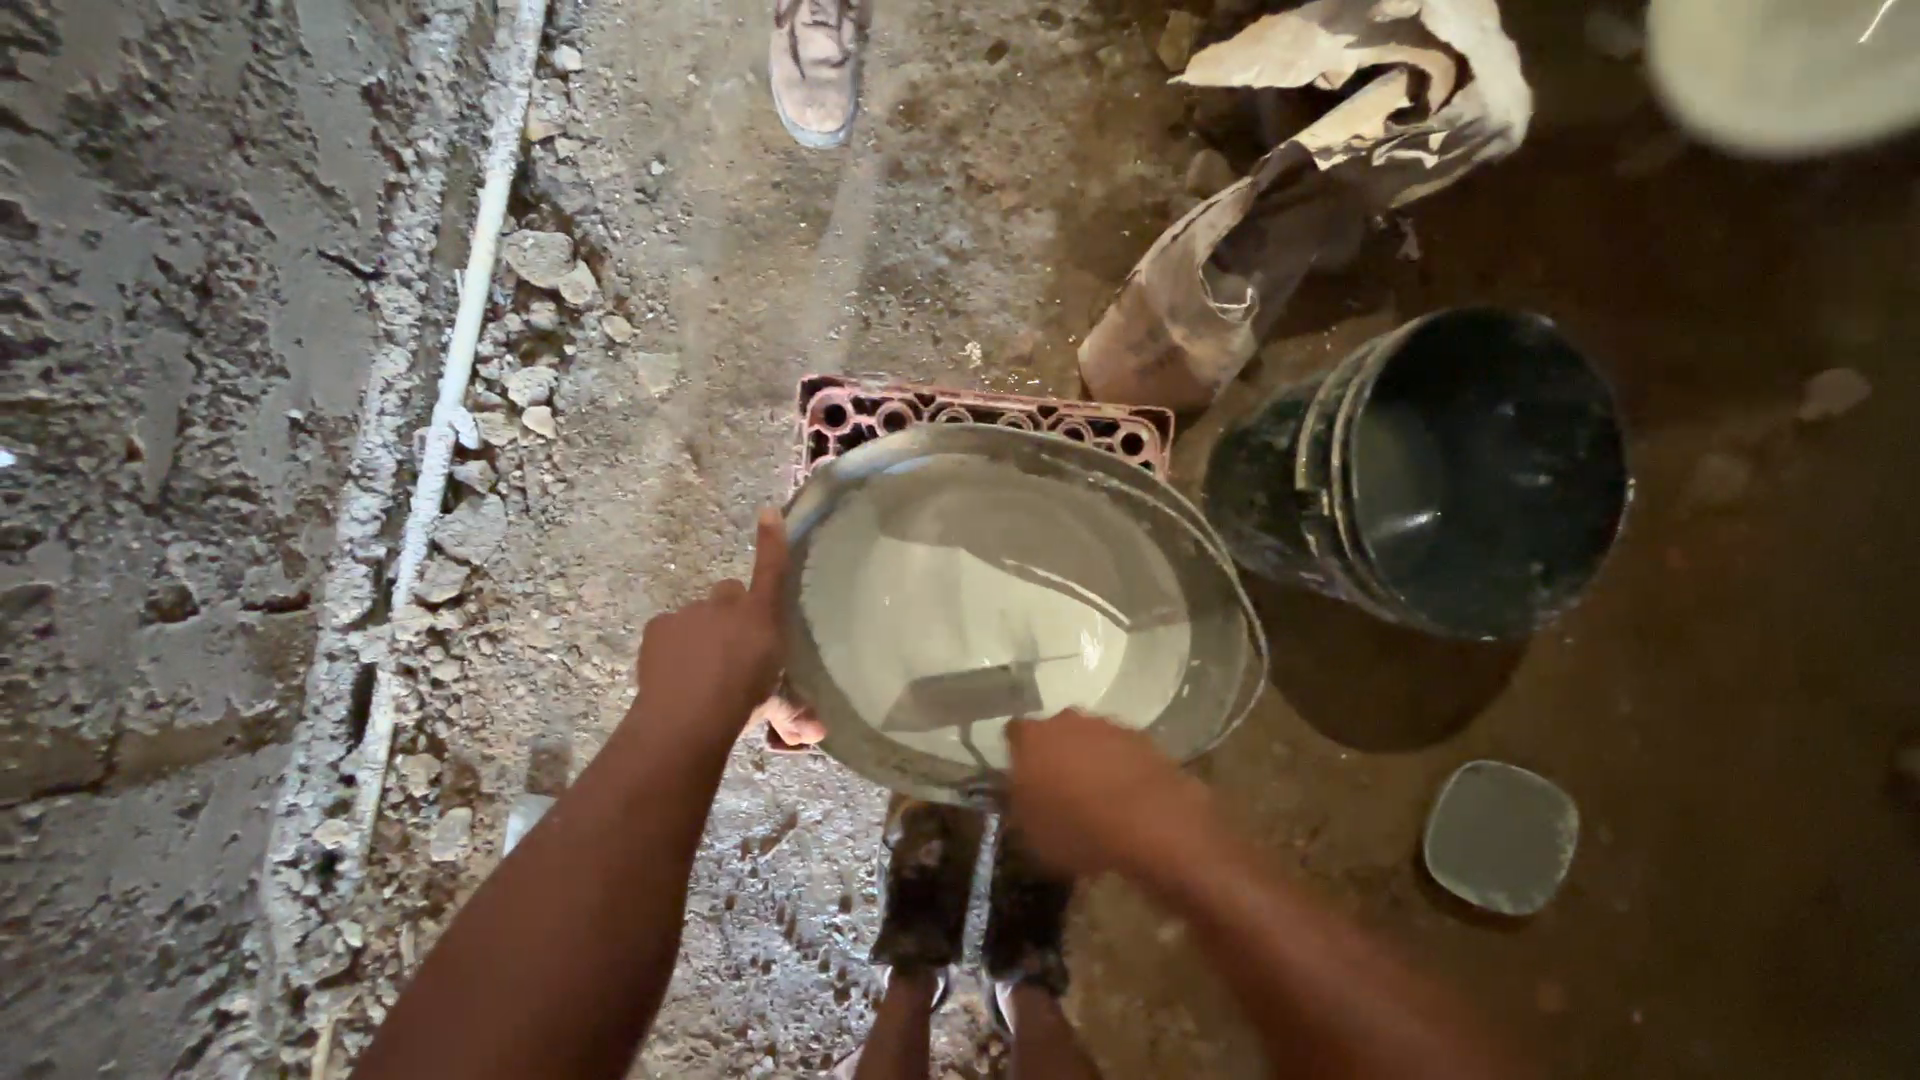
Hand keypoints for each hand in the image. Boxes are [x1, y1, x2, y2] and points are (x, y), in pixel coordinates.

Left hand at [633, 507, 788, 733]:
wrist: (685, 717)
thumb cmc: (742, 706)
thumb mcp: (773, 708)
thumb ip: (794, 713)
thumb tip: (817, 736)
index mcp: (761, 618)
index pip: (771, 571)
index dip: (772, 541)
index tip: (769, 511)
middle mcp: (726, 606)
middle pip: (729, 593)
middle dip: (730, 613)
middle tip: (730, 648)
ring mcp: (690, 613)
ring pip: (698, 614)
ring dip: (701, 633)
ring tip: (699, 670)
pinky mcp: (659, 626)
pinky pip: (670, 629)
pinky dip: (673, 644)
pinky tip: (674, 673)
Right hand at [1004, 709, 1217, 878]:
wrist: (1149, 821)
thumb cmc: (1077, 828)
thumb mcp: (1031, 834)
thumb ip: (1020, 808)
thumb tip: (1021, 799)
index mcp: (1031, 739)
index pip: (1013, 733)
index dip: (1017, 753)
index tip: (1022, 776)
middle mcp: (1066, 720)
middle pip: (1054, 731)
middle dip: (1056, 752)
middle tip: (1060, 786)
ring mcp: (1106, 725)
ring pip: (1090, 737)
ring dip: (1090, 757)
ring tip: (1098, 794)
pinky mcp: (1140, 736)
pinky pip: (1121, 748)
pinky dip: (1121, 764)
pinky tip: (1128, 794)